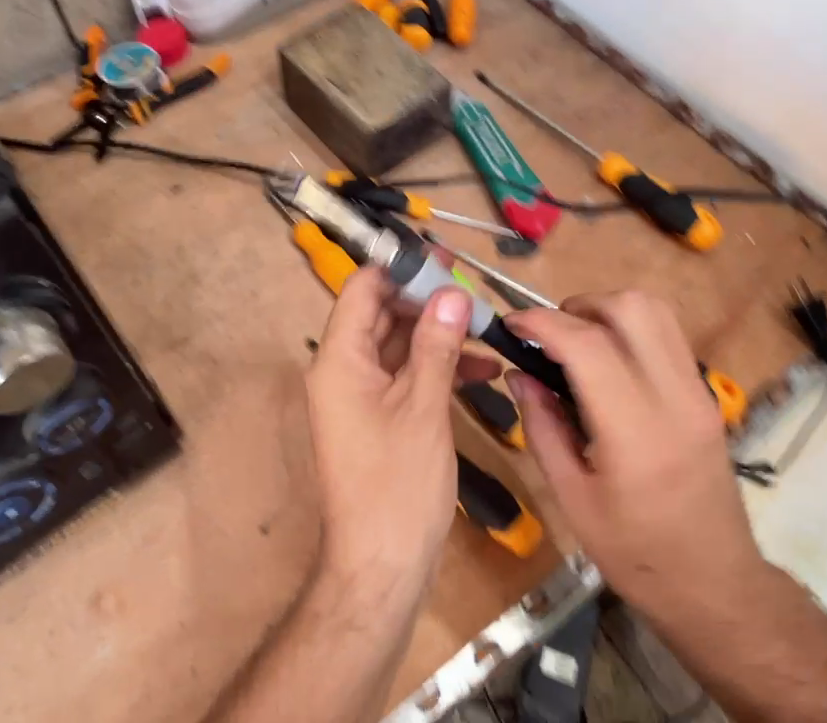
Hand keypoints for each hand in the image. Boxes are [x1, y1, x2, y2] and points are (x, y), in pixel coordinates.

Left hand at [305, 266, 498, 596]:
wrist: (380, 566)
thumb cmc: (398, 484)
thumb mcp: (423, 408)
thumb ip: (436, 346)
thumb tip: (451, 294)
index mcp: (339, 361)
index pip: (362, 290)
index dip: (400, 270)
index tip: (444, 260)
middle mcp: (342, 372)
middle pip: (381, 316)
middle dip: (426, 302)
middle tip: (475, 293)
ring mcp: (359, 398)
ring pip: (397, 347)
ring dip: (438, 336)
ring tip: (487, 330)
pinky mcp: (377, 421)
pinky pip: (404, 378)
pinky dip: (436, 369)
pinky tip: (481, 370)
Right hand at [503, 292, 773, 616]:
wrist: (715, 584)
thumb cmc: (635, 553)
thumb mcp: (571, 498)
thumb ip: (542, 427)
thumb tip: (518, 373)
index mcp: (635, 433)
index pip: (588, 346)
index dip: (543, 323)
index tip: (511, 323)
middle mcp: (675, 399)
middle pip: (631, 309)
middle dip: (579, 306)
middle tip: (548, 335)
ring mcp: (699, 393)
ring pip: (656, 311)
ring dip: (607, 311)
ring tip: (575, 342)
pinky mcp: (707, 396)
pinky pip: (668, 336)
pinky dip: (630, 329)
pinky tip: (606, 363)